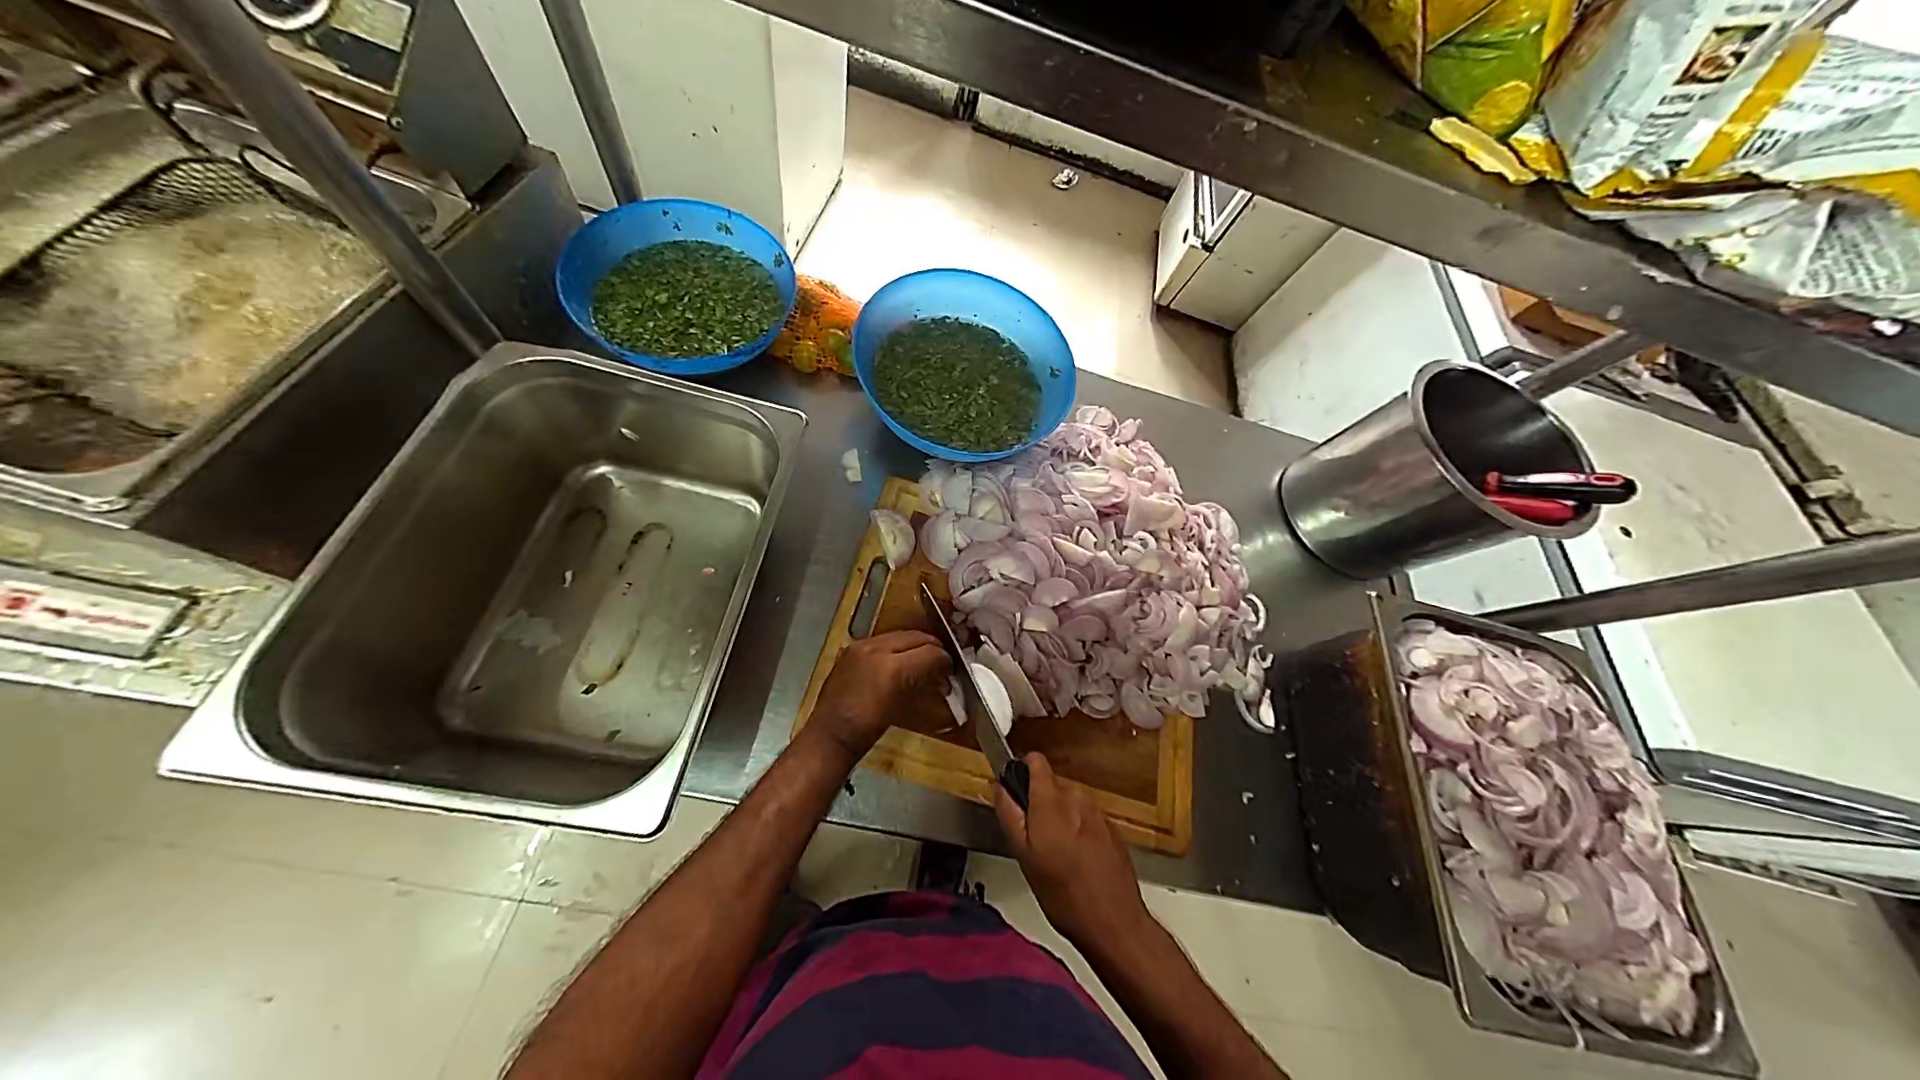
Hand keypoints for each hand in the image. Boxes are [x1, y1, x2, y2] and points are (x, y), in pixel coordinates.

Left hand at [805, 630, 949, 766]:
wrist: (830, 736)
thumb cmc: (867, 731)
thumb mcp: (903, 707)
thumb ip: (923, 682)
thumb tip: (940, 673)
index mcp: (892, 667)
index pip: (929, 650)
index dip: (944, 659)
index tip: (951, 668)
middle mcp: (875, 649)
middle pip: (915, 636)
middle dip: (932, 648)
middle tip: (941, 663)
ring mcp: (860, 647)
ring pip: (898, 635)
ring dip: (914, 645)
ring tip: (922, 662)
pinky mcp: (850, 650)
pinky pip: (881, 640)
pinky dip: (895, 648)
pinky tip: (899, 662)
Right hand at [994, 753, 1151, 947]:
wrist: (1113, 922)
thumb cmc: (1064, 894)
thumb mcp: (1023, 855)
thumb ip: (1009, 813)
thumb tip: (999, 786)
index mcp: (1052, 800)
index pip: (1035, 760)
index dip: (1021, 770)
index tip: (1015, 790)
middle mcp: (1078, 798)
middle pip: (1051, 784)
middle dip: (1039, 804)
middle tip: (1033, 839)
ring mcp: (1098, 813)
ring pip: (1069, 803)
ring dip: (1060, 819)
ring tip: (1055, 855)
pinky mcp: (1112, 829)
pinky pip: (1086, 819)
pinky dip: (1078, 831)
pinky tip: (1076, 861)